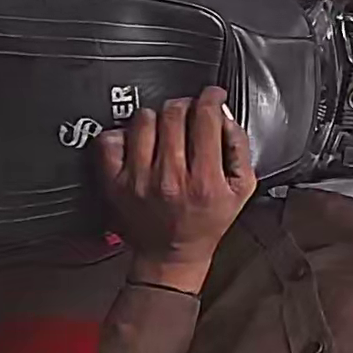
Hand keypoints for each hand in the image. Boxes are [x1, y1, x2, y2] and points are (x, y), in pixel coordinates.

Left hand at [96, 86, 256, 294]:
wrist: (172, 256)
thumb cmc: (207, 223)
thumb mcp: (241, 191)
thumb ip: (239, 150)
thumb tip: (224, 117)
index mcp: (204, 180)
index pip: (206, 118)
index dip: (211, 98)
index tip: (213, 96)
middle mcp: (170, 178)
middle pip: (174, 113)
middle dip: (187, 106)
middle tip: (191, 115)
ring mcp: (139, 180)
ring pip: (145, 119)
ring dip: (158, 119)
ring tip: (165, 133)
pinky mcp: (115, 183)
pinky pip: (112, 139)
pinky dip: (124, 135)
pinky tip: (139, 144)